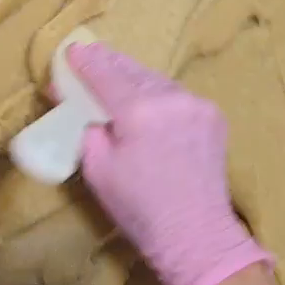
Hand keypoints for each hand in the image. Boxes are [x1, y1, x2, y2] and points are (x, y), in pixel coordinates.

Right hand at [72, 43, 271, 284]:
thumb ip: (86, 129)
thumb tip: (81, 106)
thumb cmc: (138, 207)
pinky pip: (176, 95)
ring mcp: (196, 104)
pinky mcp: (212, 115)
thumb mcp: (97, 169)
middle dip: (109, 62)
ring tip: (116, 75)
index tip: (71, 50)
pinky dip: (158, 93)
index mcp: (139, 111)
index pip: (105, 75)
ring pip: (156, 79)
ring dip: (134, 77)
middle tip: (90, 55)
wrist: (196, 234)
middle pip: (132, 70)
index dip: (85, 62)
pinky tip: (147, 99)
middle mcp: (171, 98)